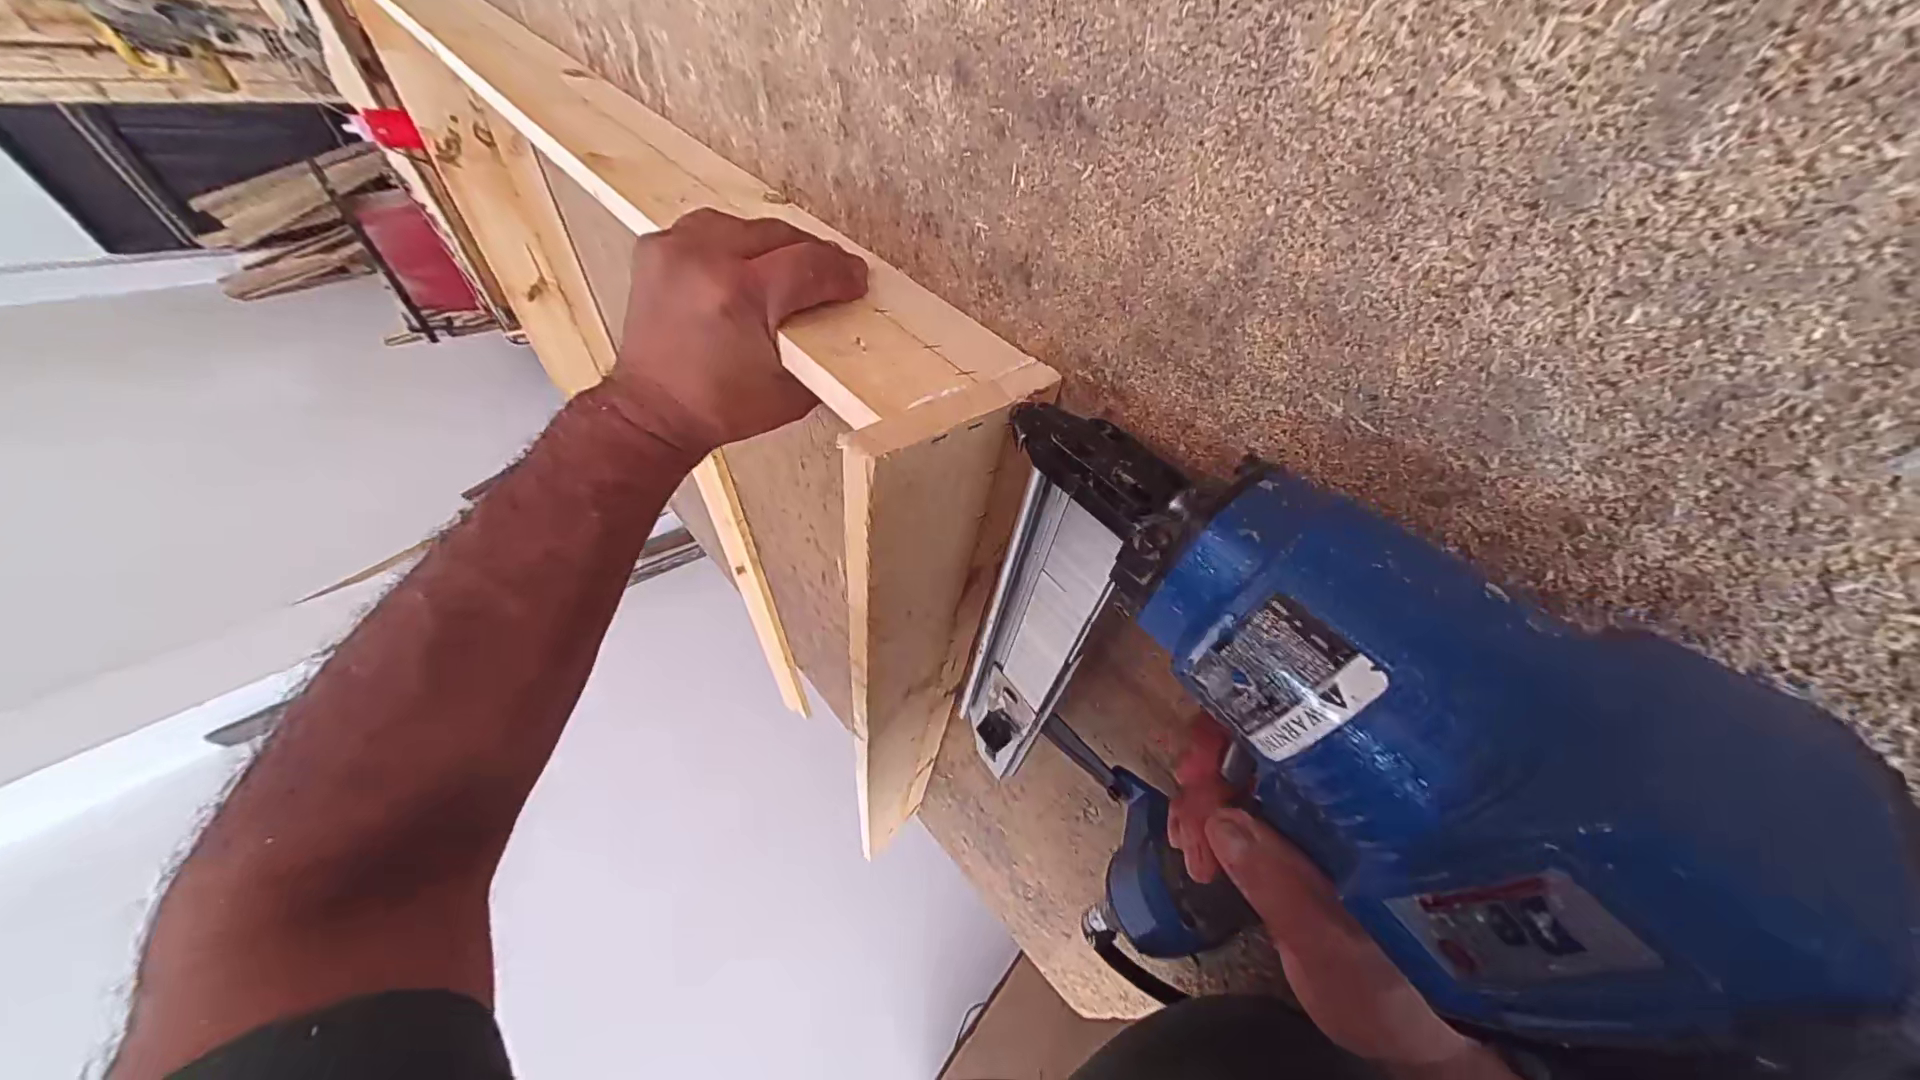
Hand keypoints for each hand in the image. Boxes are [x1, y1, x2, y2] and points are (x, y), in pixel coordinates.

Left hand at [603, 208, 868, 457]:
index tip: (857, 279)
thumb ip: (822, 347)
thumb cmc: (719, 408)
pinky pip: (709, 227)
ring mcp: (675, 248)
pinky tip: (748, 263)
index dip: (842, 272)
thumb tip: (843, 319)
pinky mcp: (656, 248)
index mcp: (740, 294)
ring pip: (746, 224)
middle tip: (833, 274)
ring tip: (792, 267)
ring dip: (776, 244)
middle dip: (814, 254)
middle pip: (781, 234)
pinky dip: (736, 242)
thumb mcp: (792, 391)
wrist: (655, 412)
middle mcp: (704, 258)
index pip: (809, 264)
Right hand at [1167, 721, 1505, 1074]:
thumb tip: (1222, 822)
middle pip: (1245, 747)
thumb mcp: (1331, 945)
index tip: (1196, 778)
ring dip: (1197, 806)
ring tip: (1191, 855)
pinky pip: (1228, 806)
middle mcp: (1328, 794)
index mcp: (1354, 802)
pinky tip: (1196, 851)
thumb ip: (1281, 887)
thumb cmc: (1384, 992)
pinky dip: (1201, 821)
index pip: (1284, 730)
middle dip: (1203, 783)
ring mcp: (1304, 811)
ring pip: (1230, 776)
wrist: (1400, 1027)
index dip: (1228, 738)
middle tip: (1185, 834)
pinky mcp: (1282, 832)